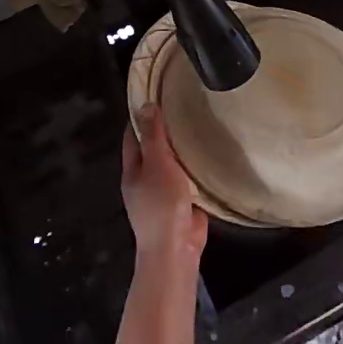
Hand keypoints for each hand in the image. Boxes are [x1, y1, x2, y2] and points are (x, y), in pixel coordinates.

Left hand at [122, 104, 207, 259]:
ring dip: (182, 149)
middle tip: (185, 106)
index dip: (142, 115)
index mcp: (132, 169)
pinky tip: (210, 153)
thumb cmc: (161, 203)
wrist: (176, 248)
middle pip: (154, 148)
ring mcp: (164, 192)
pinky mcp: (183, 203)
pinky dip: (196, 167)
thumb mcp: (156, 164)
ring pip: (172, 164)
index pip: (134, 135)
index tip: (157, 95)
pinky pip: (189, 179)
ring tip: (200, 124)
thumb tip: (146, 105)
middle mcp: (145, 179)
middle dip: (166, 131)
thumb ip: (153, 136)